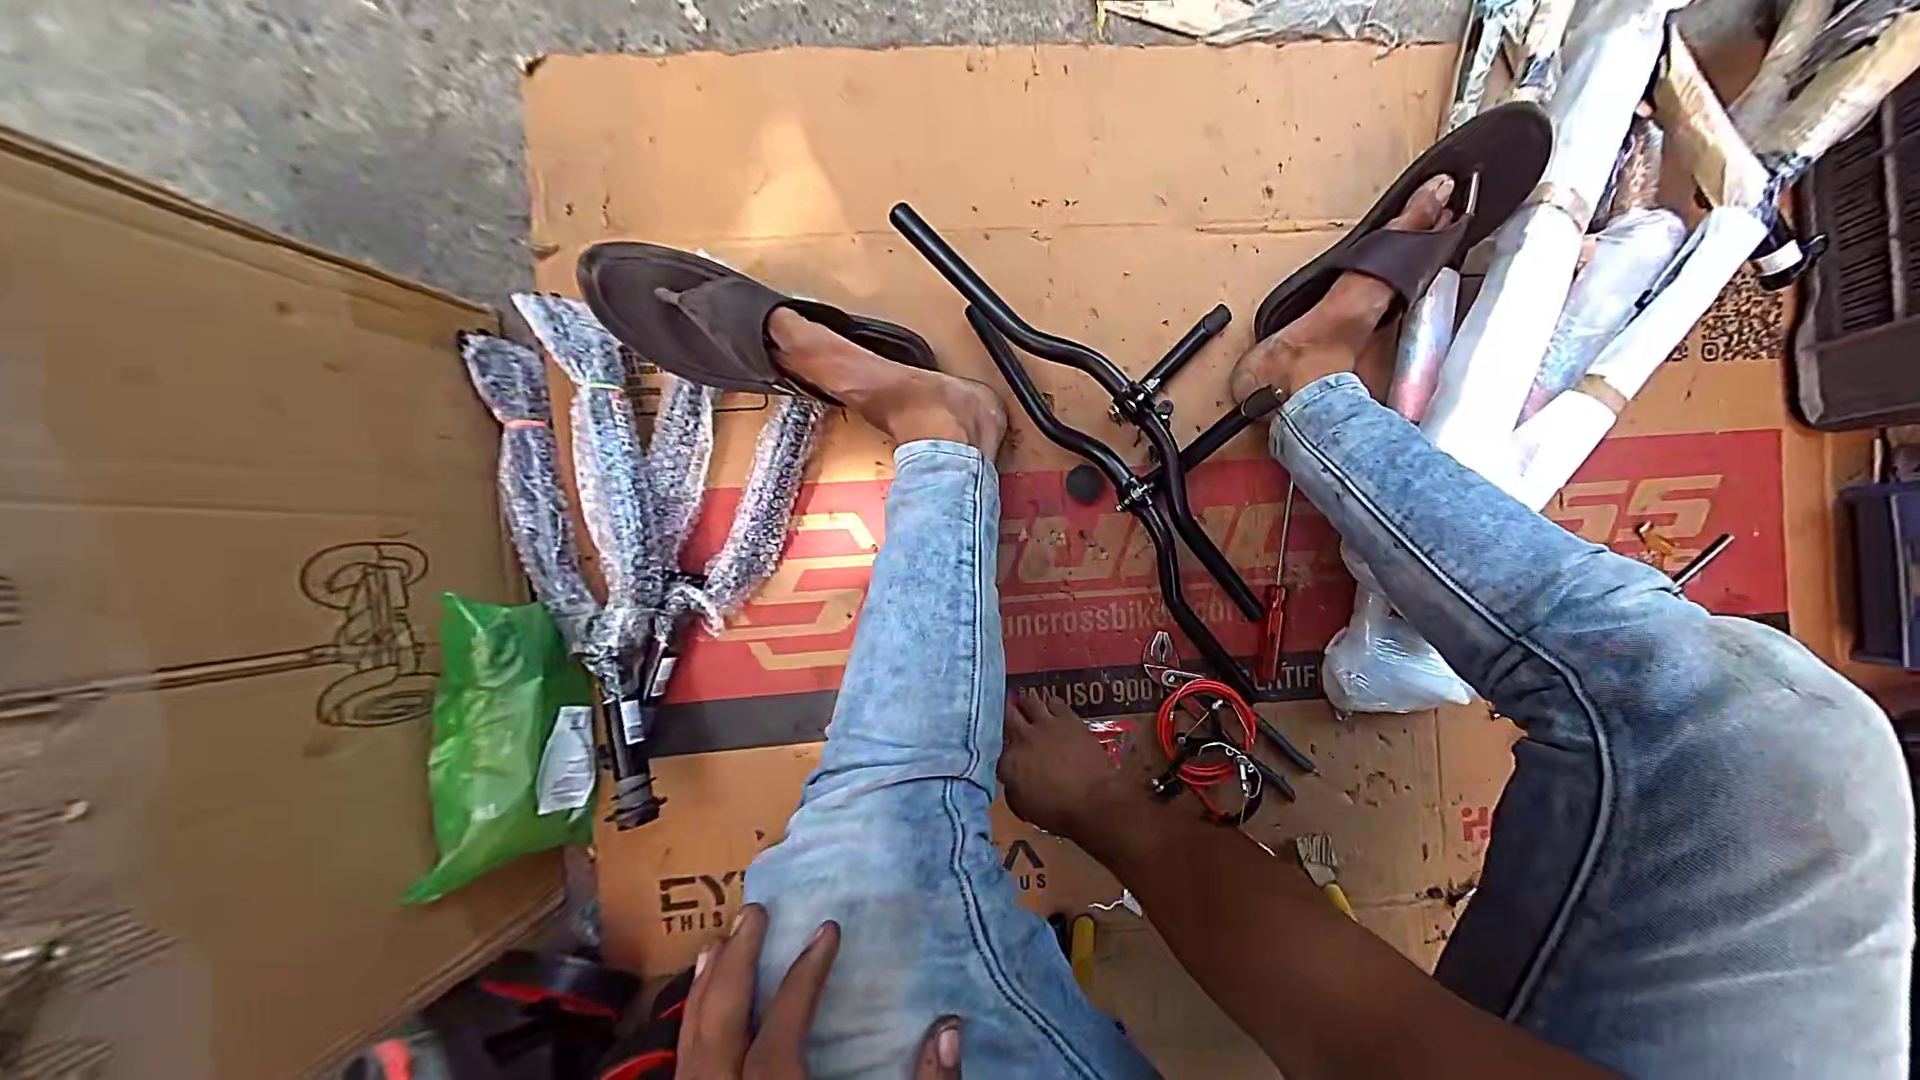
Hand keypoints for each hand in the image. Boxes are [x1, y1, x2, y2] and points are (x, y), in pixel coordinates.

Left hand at [677, 903, 963, 1078]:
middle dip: (738, 963)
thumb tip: (950, 1030)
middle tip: (753, 911)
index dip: (805, 974)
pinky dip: (693, 1036)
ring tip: (718, 945)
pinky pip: (686, 1077)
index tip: (827, 930)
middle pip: (720, 1026)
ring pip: (689, 1052)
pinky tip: (703, 1016)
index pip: (782, 1027)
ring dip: (704, 993)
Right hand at [998, 693, 1155, 844]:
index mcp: (1008, 761)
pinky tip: (1051, 711)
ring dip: (1025, 705)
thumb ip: (1011, 788)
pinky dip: (1049, 705)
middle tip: (1005, 713)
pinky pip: (1053, 702)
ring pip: (1028, 701)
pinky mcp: (1068, 719)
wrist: (1094, 801)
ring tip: (1026, 707)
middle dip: (1004, 712)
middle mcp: (1022, 737)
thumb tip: (1011, 777)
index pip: (994, 745)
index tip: (998, 744)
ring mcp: (1045, 724)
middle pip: (1007, 714)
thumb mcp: (1023, 807)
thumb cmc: (1058, 812)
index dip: (995, 743)